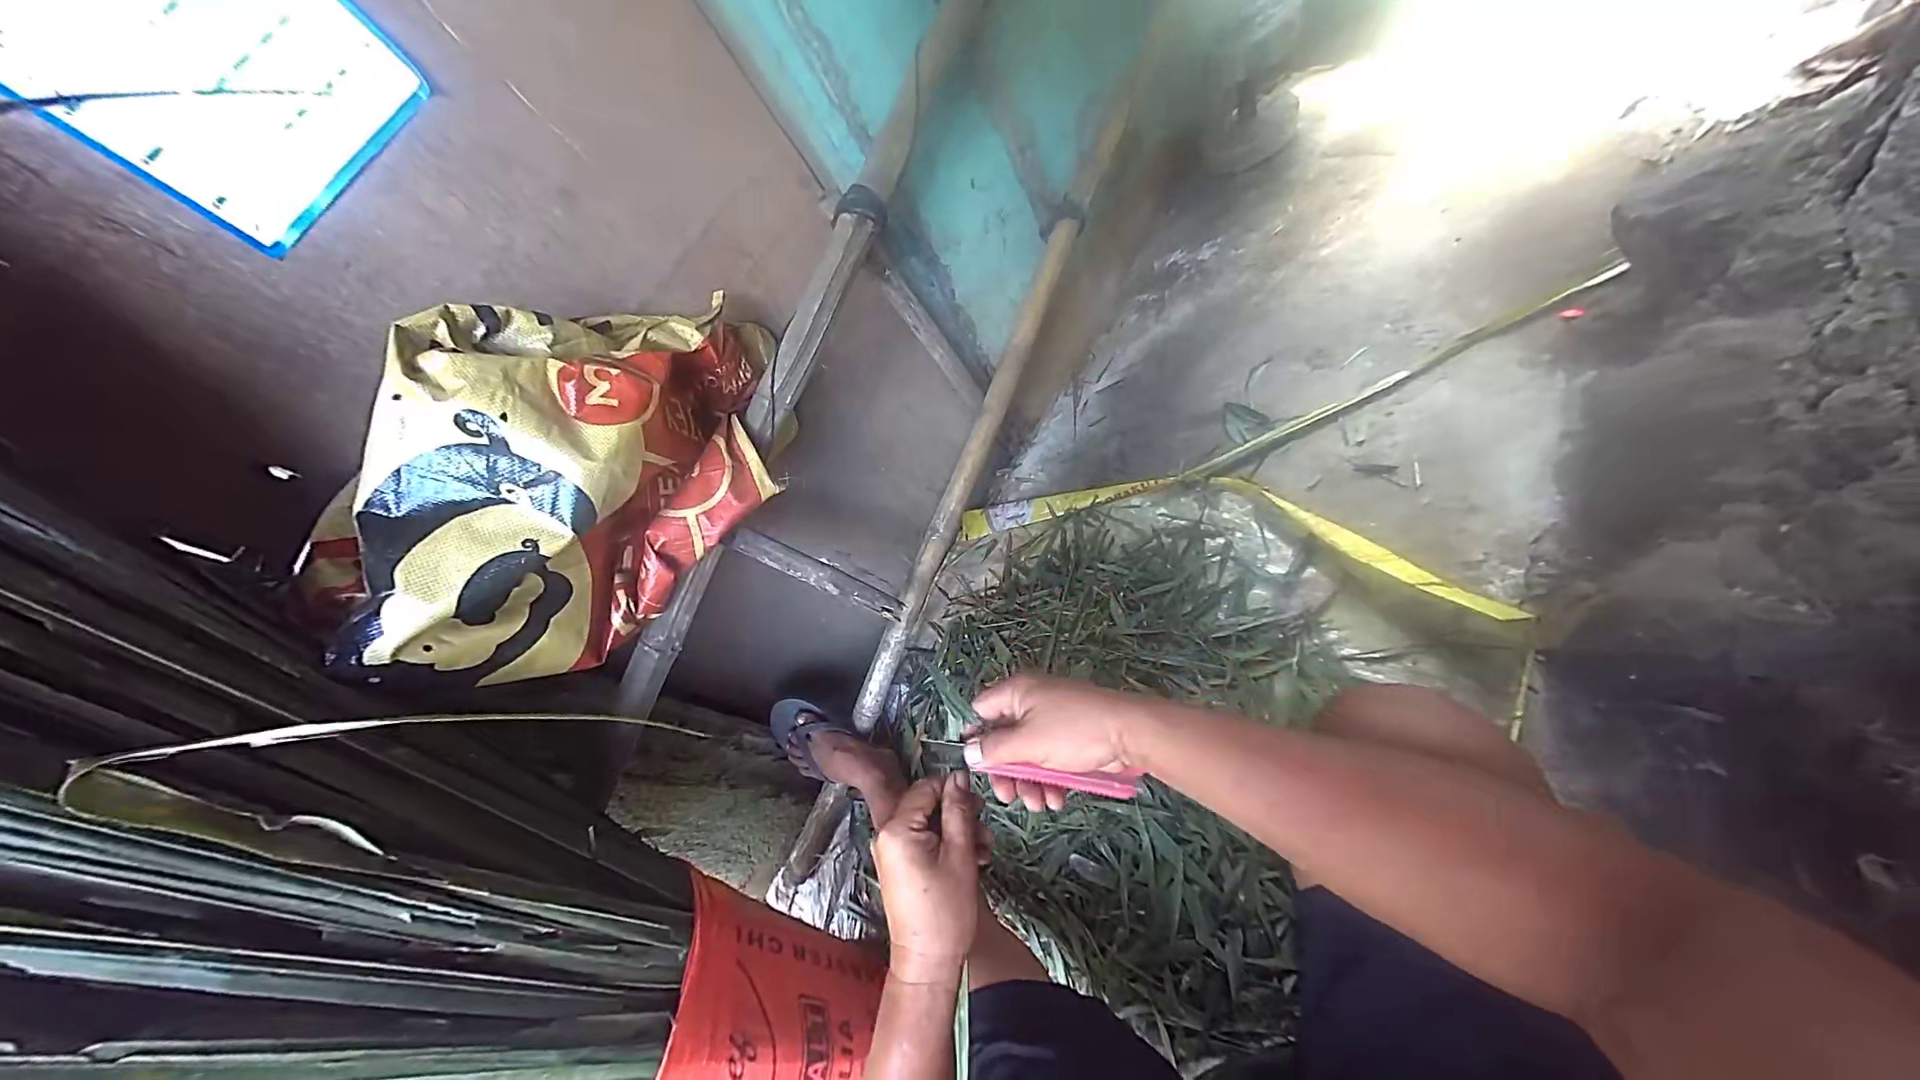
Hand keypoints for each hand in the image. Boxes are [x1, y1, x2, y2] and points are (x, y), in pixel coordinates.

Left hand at [873, 773, 980, 982]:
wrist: (928, 963)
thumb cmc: (946, 909)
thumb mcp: (960, 853)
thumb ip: (958, 809)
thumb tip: (958, 777)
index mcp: (896, 828)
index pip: (926, 787)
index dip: (954, 790)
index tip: (978, 804)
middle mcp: (886, 835)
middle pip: (927, 805)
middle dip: (958, 813)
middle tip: (983, 830)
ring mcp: (891, 851)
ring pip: (929, 824)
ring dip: (958, 831)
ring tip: (982, 850)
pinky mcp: (899, 866)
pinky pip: (923, 841)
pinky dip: (946, 845)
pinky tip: (970, 859)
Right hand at [967, 675, 1151, 811]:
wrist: (1128, 734)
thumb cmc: (1073, 731)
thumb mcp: (1027, 742)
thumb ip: (993, 750)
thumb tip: (968, 752)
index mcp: (1017, 692)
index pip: (982, 710)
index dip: (975, 737)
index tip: (976, 766)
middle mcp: (1032, 703)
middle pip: (1004, 739)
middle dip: (1006, 771)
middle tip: (1008, 796)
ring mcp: (1052, 721)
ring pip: (1027, 755)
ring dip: (1029, 782)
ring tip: (1038, 803)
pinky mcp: (1070, 740)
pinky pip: (1049, 760)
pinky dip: (1049, 780)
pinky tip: (1057, 799)